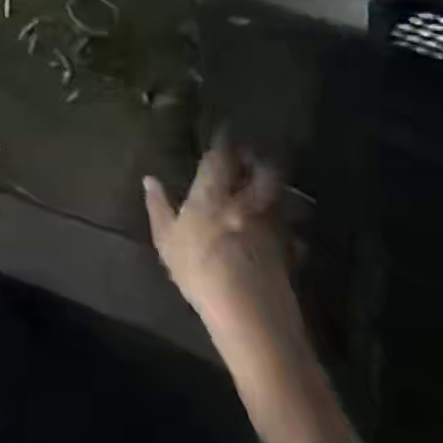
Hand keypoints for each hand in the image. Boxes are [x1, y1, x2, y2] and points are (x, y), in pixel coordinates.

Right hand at [143, 138, 292, 334]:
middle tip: (253, 154)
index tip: (226, 130)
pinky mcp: (290, 250)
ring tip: (270, 185)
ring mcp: (272, 226)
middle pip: (261, 171)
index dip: (224, 142)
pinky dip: (290, 226)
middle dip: (258, 159)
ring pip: (279, 196)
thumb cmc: (198, 271)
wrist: (248, 313)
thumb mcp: (166, 240)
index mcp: (212, 195)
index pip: (220, 158)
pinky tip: (287, 231)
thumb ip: (159, 206)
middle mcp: (246, 202)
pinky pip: (293, 231)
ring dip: (275, 187)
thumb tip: (149, 179)